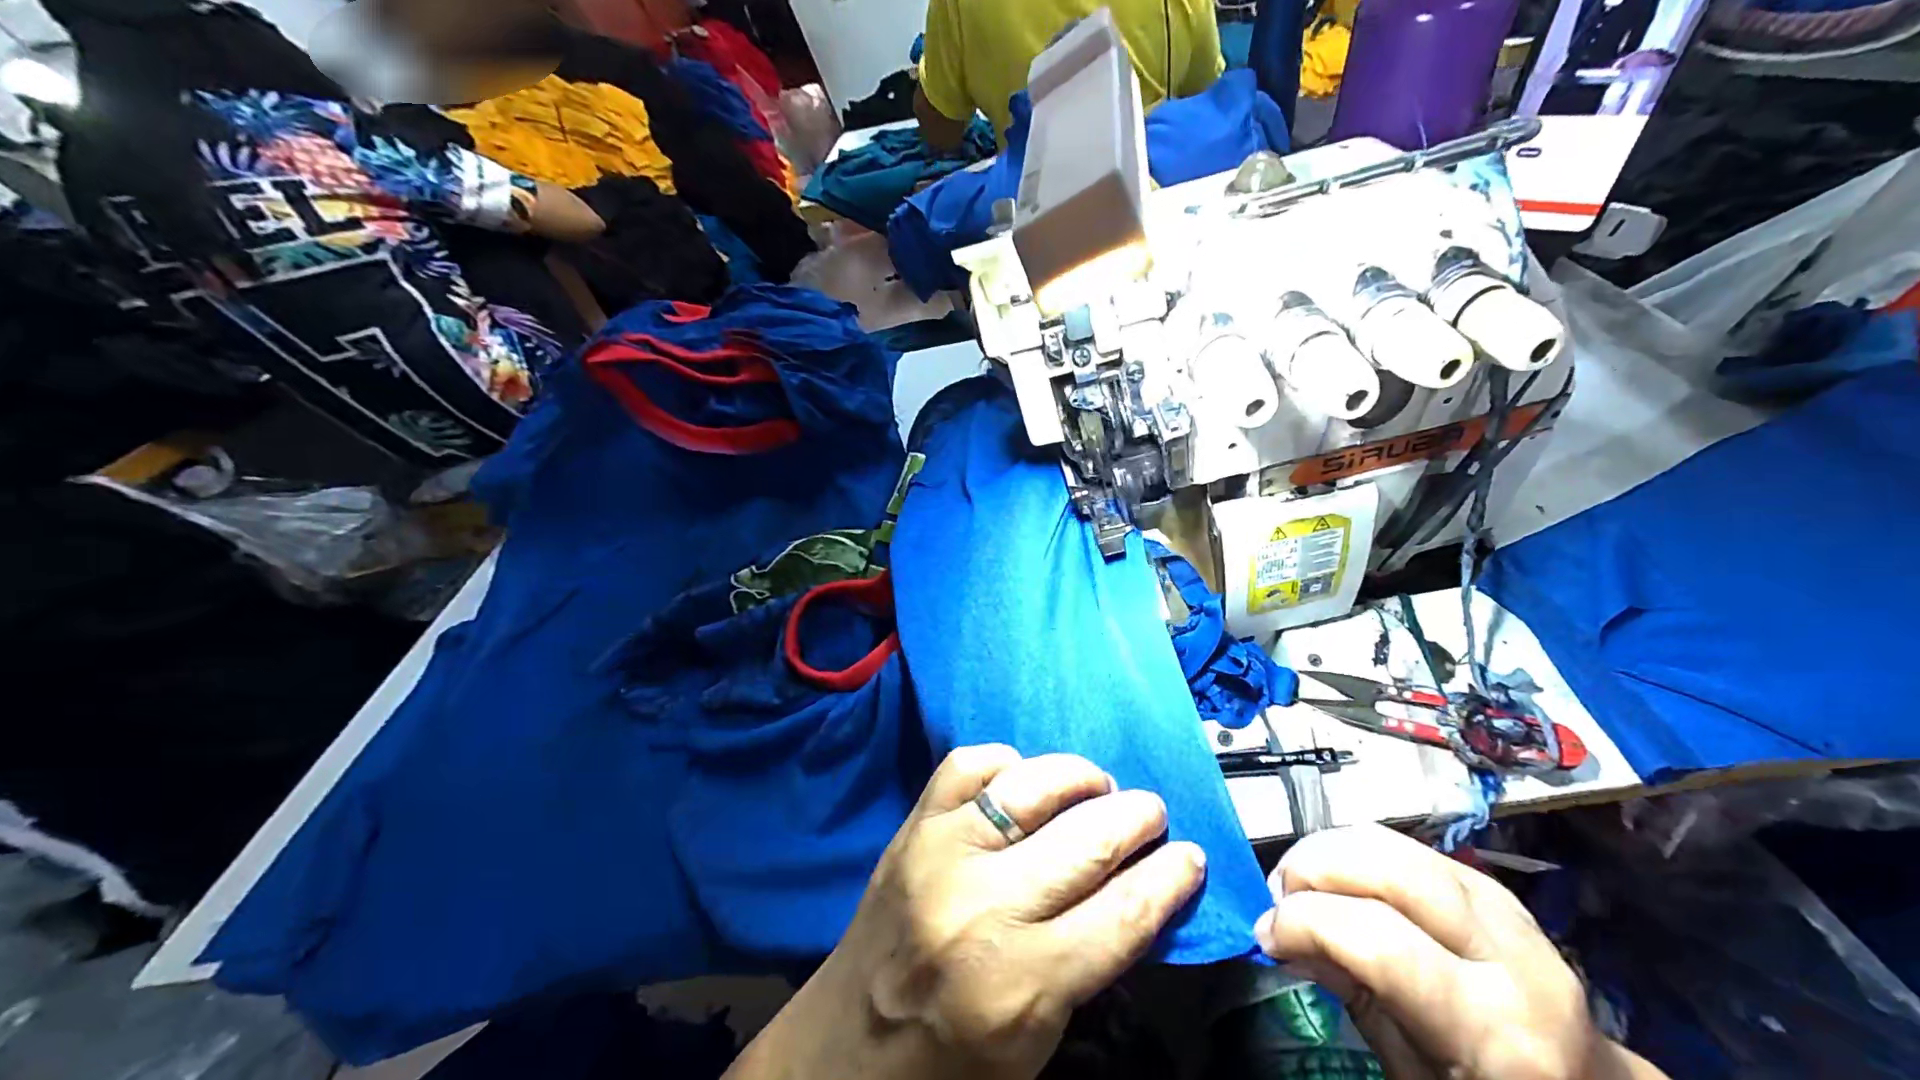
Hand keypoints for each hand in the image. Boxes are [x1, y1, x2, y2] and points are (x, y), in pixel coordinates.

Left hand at [728, 745, 1206, 1079]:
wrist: (844, 1053)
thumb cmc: (950, 1060)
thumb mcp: (1040, 1037)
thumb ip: (1091, 961)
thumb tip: (1139, 891)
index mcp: (1023, 981)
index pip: (1125, 912)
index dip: (1170, 878)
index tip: (1190, 857)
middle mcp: (984, 906)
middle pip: (1088, 840)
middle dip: (1138, 819)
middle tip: (1153, 814)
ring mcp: (942, 854)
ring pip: (1032, 787)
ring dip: (1082, 778)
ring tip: (1101, 786)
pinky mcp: (912, 828)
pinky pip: (967, 766)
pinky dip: (1006, 762)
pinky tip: (1025, 777)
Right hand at [1254, 824, 1665, 1079]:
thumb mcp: (1418, 1077)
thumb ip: (1357, 999)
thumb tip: (1285, 941)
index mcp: (1499, 1031)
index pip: (1377, 940)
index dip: (1303, 923)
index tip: (1266, 935)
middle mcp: (1512, 958)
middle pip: (1391, 871)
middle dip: (1314, 868)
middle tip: (1278, 895)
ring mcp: (1509, 912)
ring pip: (1398, 844)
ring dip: (1332, 850)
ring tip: (1301, 883)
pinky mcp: (1494, 889)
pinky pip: (1411, 847)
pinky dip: (1360, 851)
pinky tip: (1340, 878)